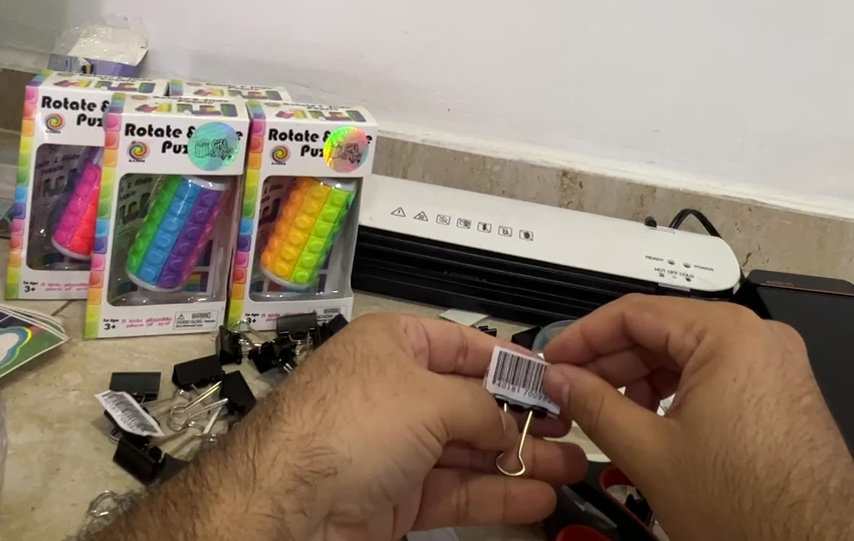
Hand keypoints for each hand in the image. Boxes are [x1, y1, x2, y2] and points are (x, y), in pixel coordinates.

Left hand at [111, 313, 585, 540]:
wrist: (283, 510)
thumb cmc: (347, 427)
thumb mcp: (426, 398)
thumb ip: (480, 406)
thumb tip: (511, 421)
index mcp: (394, 344)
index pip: (462, 343)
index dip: (507, 360)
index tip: (549, 378)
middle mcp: (396, 390)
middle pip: (471, 400)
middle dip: (520, 415)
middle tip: (569, 428)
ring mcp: (397, 447)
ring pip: (470, 448)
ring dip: (519, 458)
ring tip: (570, 465)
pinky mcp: (397, 498)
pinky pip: (457, 489)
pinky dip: (496, 493)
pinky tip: (535, 494)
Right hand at [545, 295, 853, 540]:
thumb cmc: (750, 514)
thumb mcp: (651, 454)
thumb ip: (594, 404)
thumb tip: (561, 379)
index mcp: (729, 334)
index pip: (635, 313)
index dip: (585, 336)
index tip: (555, 358)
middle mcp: (758, 337)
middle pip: (662, 331)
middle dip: (611, 362)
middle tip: (571, 387)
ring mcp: (776, 365)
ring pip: (687, 354)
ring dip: (640, 379)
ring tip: (604, 411)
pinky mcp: (783, 394)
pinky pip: (715, 374)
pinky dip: (675, 393)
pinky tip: (648, 421)